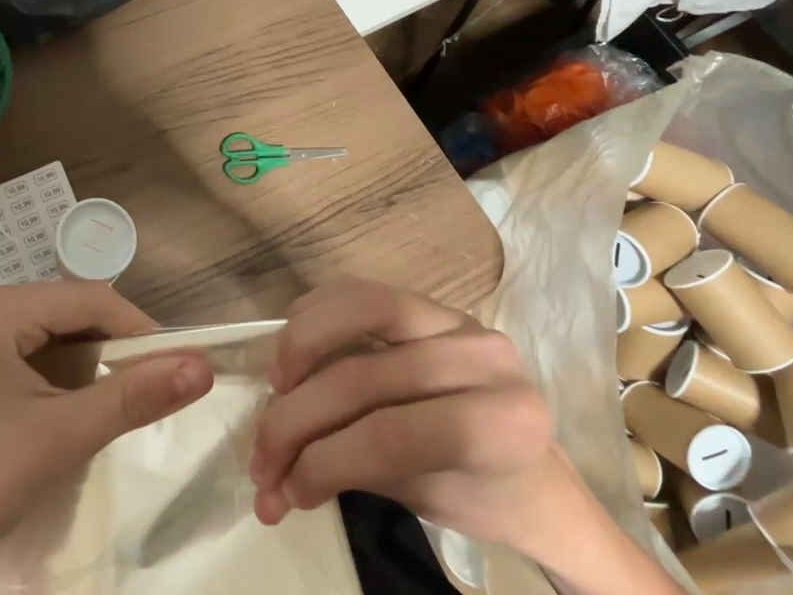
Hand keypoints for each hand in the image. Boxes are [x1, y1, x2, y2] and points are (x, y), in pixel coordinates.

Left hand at [0, 281, 213, 594]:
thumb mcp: (64, 434)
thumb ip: (135, 396)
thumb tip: (204, 368)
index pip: (87, 298)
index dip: (141, 328)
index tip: (185, 364)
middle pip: (69, 311)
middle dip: (116, 346)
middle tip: (157, 386)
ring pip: (52, 330)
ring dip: (92, 361)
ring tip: (125, 398)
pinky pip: (30, 349)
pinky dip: (63, 372)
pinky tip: (80, 403)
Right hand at [249, 279, 566, 552]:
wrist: (530, 469)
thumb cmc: (482, 496)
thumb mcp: (422, 499)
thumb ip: (346, 480)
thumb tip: (267, 494)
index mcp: (502, 425)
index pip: (389, 436)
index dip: (325, 462)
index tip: (284, 491)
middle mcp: (486, 360)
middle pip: (363, 376)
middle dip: (296, 418)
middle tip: (262, 456)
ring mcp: (459, 321)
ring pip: (362, 308)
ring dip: (301, 344)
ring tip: (275, 384)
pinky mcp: (433, 304)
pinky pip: (363, 292)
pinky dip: (317, 311)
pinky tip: (293, 342)